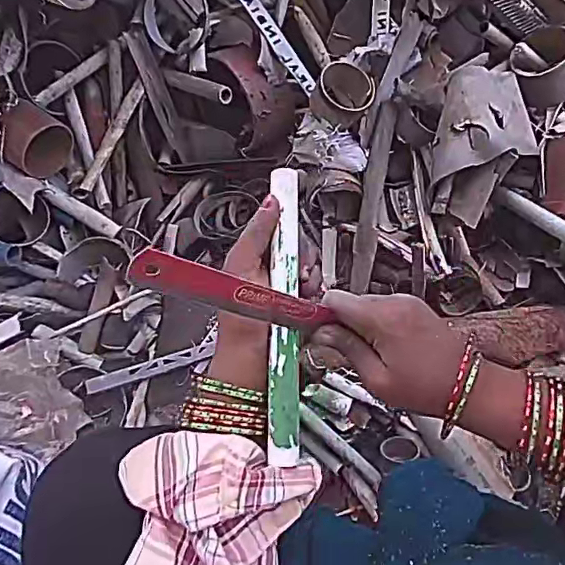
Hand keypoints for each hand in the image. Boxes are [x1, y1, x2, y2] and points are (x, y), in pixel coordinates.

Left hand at [205, 195, 316, 391]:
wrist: (254, 362)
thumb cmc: (239, 323)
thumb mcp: (240, 266)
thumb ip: (256, 233)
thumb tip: (271, 202)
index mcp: (256, 258)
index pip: (283, 229)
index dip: (291, 230)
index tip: (294, 228)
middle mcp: (276, 273)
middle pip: (303, 250)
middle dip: (302, 259)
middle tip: (293, 273)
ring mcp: (293, 292)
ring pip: (316, 271)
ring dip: (311, 280)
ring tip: (298, 293)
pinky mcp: (308, 309)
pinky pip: (325, 293)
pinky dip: (319, 297)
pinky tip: (307, 304)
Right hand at [309, 291, 469, 416]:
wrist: (466, 384)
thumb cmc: (428, 387)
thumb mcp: (376, 378)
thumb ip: (347, 350)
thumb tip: (322, 334)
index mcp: (383, 317)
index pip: (334, 299)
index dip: (318, 315)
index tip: (309, 330)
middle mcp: (396, 302)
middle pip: (349, 302)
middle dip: (339, 324)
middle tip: (338, 352)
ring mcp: (407, 303)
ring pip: (365, 306)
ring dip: (358, 326)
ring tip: (367, 356)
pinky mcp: (414, 308)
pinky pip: (383, 310)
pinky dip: (375, 326)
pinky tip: (382, 349)